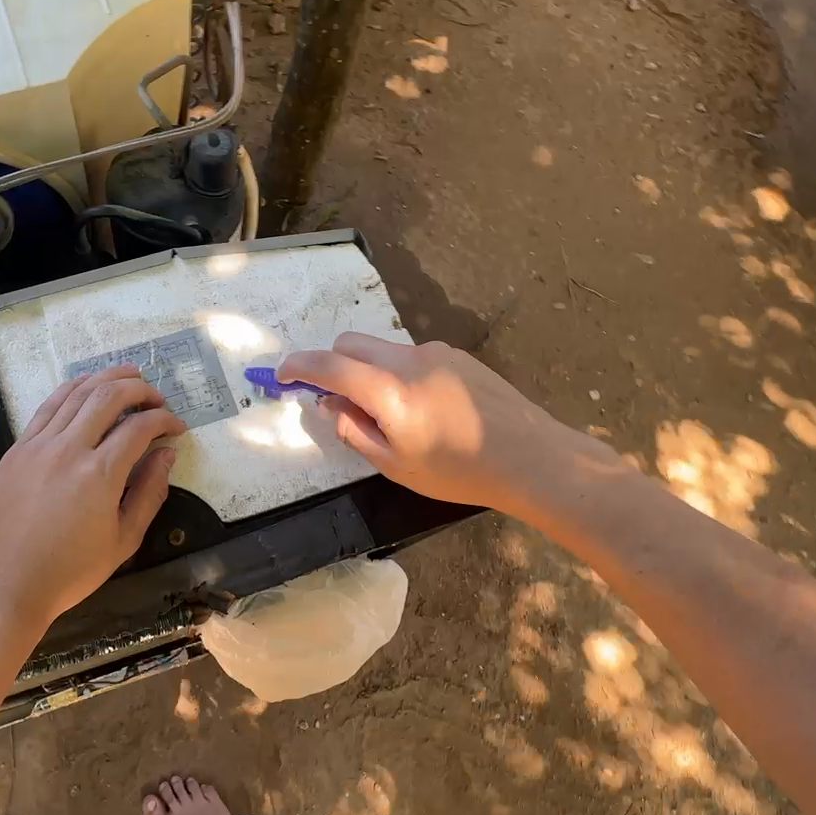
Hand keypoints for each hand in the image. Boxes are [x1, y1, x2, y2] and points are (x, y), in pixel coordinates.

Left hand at [0, 364, 186, 628]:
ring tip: (129, 376)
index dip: (164, 421)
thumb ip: (149, 493)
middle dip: (140, 389)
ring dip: (107, 378)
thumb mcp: (122, 542)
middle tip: (157, 398)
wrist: (2, 588)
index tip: (177, 427)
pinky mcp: (17, 448)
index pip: (140, 428)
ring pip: (77, 393)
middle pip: (109, 396)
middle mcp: (69, 448)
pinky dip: (72, 389)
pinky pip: (48, 406)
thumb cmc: (68, 573)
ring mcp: (38, 445)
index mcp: (100, 475)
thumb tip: (166, 455)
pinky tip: (86, 386)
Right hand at [278, 333, 595, 510]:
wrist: (534, 458)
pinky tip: (426, 407)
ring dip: (368, 369)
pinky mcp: (457, 354)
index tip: (282, 375)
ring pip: (381, 349)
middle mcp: (407, 359)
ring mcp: (435, 352)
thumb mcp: (396, 466)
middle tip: (334, 398)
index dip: (298, 367)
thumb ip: (354, 430)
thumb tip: (328, 404)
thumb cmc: (460, 471)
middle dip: (331, 363)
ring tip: (391, 414)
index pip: (329, 365)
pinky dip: (397, 371)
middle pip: (350, 343)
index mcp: (388, 390)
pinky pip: (411, 355)